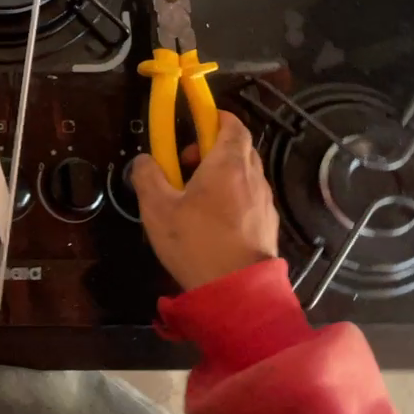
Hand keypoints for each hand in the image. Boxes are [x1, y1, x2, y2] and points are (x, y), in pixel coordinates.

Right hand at [130, 111, 278, 291]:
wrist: (238, 295)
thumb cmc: (196, 242)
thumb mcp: (157, 207)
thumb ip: (147, 175)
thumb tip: (145, 160)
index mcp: (228, 164)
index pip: (232, 125)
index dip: (215, 117)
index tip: (195, 122)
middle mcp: (252, 177)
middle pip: (238, 148)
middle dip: (211, 148)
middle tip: (185, 164)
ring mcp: (264, 203)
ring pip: (244, 174)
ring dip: (221, 174)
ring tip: (194, 196)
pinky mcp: (267, 226)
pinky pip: (249, 198)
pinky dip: (231, 197)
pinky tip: (211, 221)